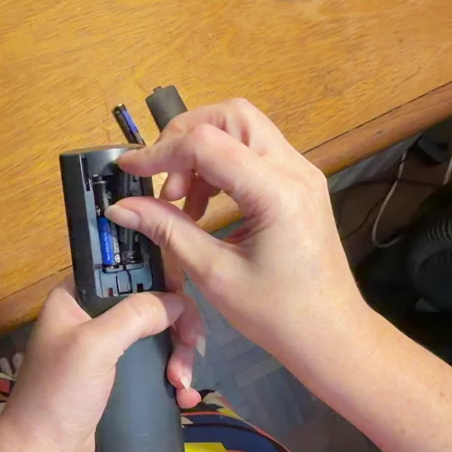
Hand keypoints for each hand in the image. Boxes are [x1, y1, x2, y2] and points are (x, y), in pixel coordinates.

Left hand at [0, 283, 199, 451]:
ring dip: (179, 357)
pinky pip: (154, 366)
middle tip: (193, 350)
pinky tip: (183, 397)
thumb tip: (178, 300)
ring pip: (157, 337)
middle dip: (176, 328)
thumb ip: (135, 314)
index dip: (159, 279)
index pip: (124, 270)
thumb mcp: (95, 345)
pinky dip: (172, 378)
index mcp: (76, 297)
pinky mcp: (117, 378)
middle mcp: (91, 316)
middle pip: (149, 304)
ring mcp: (106, 349)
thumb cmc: (60, 393)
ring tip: (182, 385)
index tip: (186, 299)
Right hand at [106, 99, 365, 367]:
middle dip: (185, 137)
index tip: (128, 170)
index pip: (207, 143)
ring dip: (202, 150)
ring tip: (181, 198)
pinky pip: (253, 150)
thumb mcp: (213, 274)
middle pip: (231, 116)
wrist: (330, 335)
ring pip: (242, 128)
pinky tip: (204, 203)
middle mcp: (294, 169)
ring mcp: (301, 172)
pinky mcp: (298, 182)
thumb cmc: (276, 314)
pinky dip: (220, 163)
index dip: (160, 152)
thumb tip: (121, 206)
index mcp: (276, 192)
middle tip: (162, 180)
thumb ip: (167, 230)